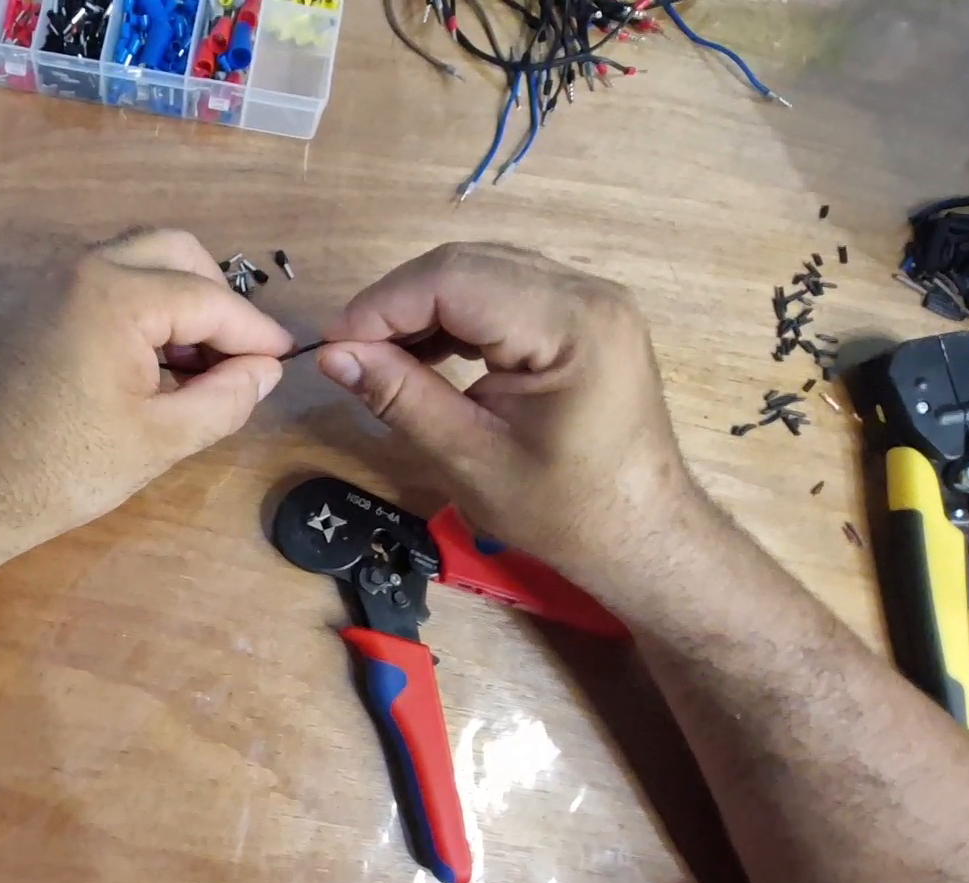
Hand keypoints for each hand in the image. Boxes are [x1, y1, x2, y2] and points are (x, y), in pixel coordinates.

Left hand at [0, 229, 292, 562]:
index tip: (283, 358)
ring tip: (196, 369)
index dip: (253, 331)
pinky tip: (146, 369)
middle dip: (215, 299)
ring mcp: (46, 288)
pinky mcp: (28, 314)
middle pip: (173, 253)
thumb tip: (265, 370)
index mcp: (114, 294)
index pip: (208, 298)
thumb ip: (227, 398)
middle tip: (236, 356)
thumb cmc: (65, 471)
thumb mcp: (161, 441)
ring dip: (176, 304)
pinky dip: (138, 314)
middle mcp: (77, 270)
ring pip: (134, 266)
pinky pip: (99, 291)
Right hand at [318, 243, 701, 587]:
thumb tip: (332, 356)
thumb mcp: (469, 458)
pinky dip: (449, 318)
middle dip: (394, 305)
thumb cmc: (560, 510)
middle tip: (347, 354)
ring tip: (377, 357)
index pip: (453, 280)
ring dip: (417, 310)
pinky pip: (497, 294)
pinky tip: (421, 354)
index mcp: (570, 325)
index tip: (331, 347)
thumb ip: (400, 398)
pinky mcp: (577, 316)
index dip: (380, 306)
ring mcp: (586, 299)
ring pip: (477, 273)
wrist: (637, 532)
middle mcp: (586, 292)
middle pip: (464, 265)